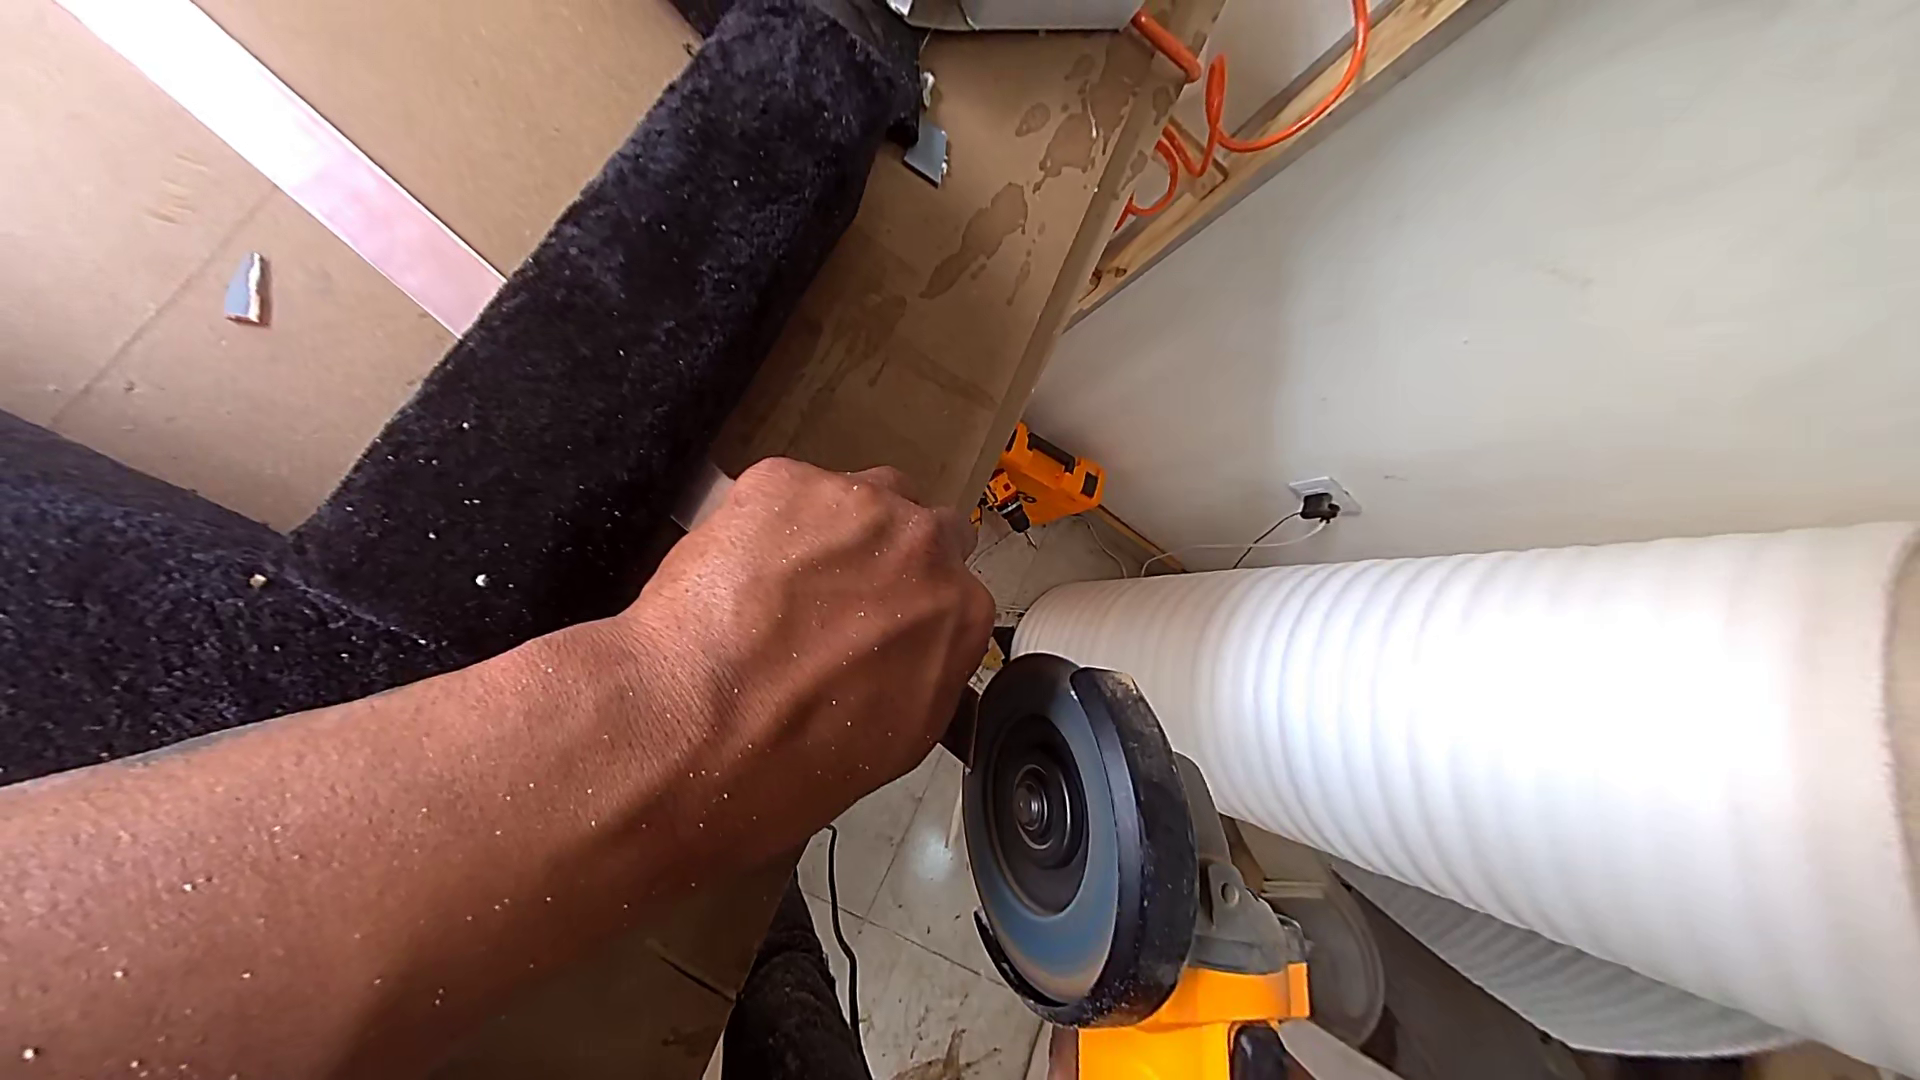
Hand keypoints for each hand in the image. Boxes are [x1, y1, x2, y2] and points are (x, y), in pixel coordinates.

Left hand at [608, 458, 992, 869]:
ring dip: (839, 529)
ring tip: (784, 578)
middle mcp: (924, 544)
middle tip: (839, 592)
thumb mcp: (903, 736)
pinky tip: (743, 569)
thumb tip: (918, 645)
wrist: (692, 730)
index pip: (953, 583)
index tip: (886, 611)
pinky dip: (771, 521)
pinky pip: (792, 491)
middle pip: (920, 527)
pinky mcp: (788, 481)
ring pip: (862, 496)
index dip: (915, 599)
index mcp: (961, 609)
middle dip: (890, 554)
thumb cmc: (791, 756)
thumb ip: (935, 667)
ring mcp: (858, 504)